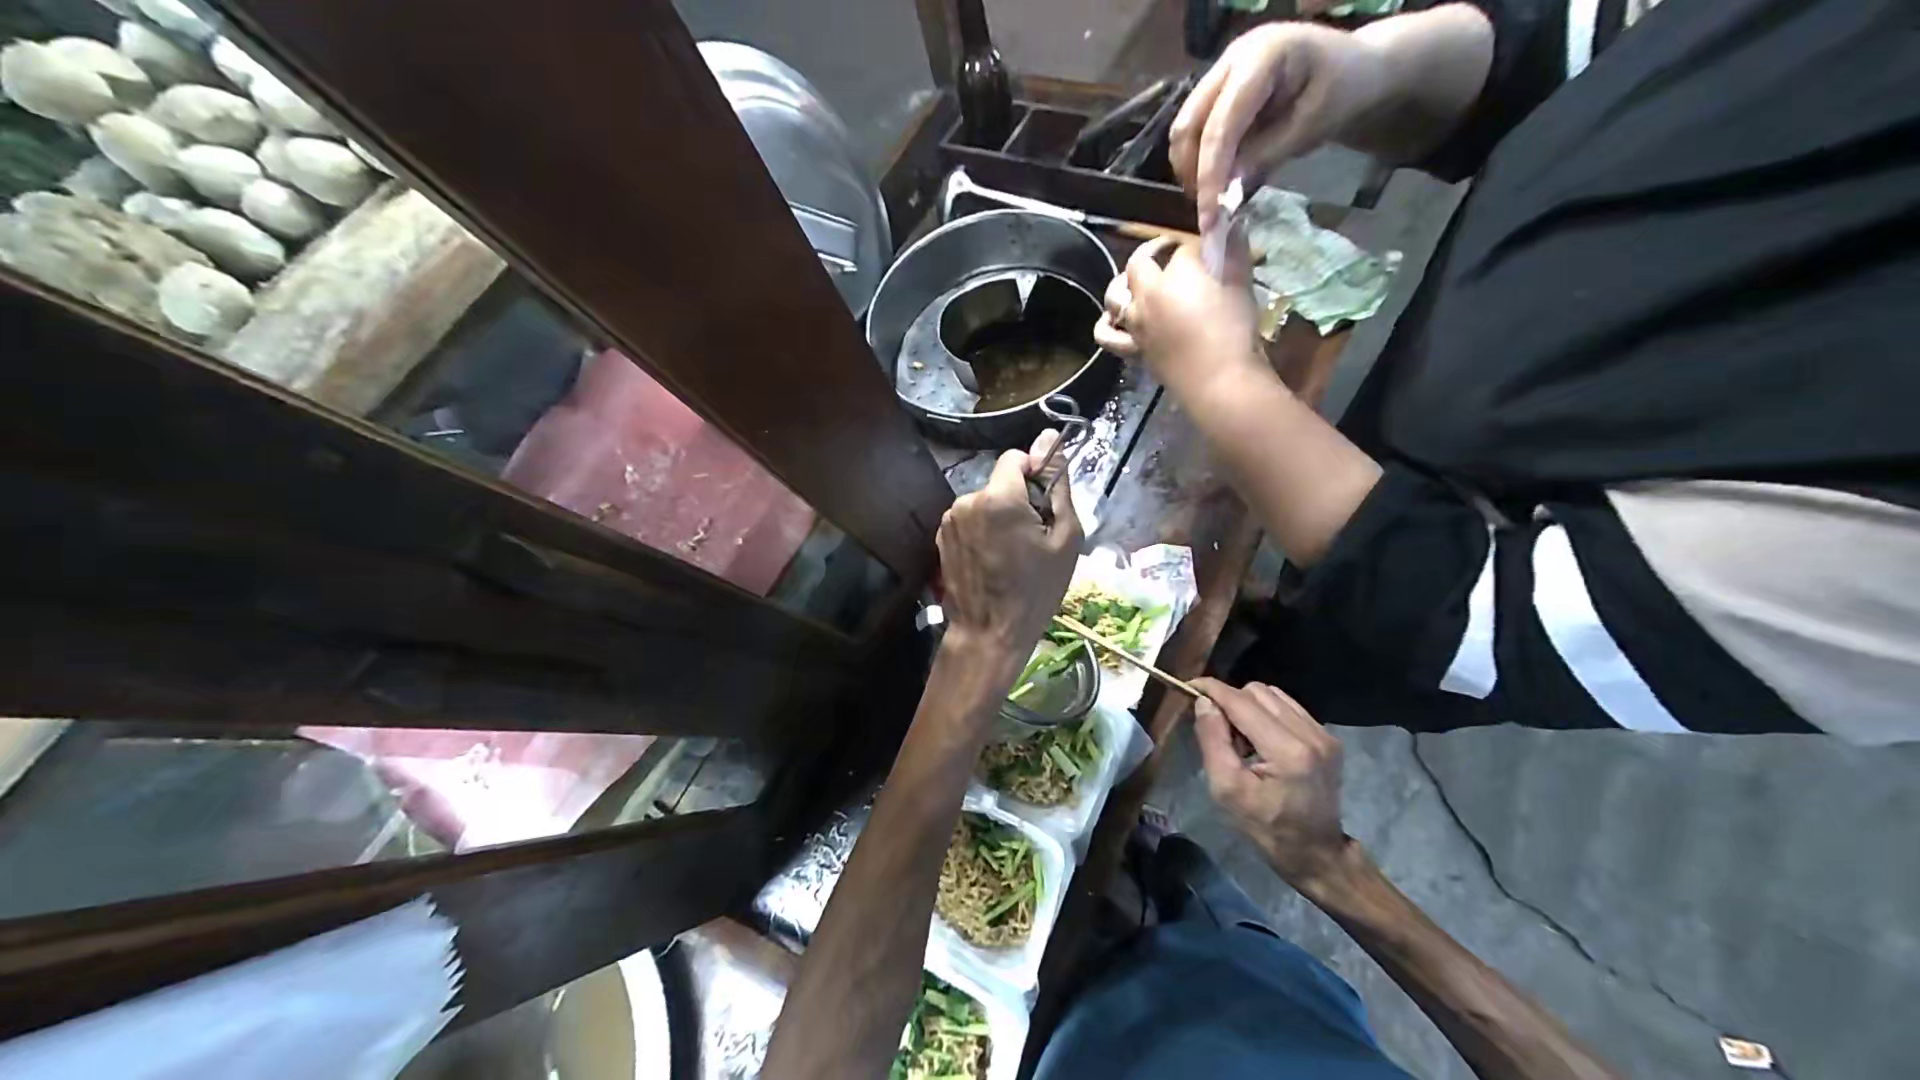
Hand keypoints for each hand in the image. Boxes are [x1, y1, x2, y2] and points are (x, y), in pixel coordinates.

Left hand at [936, 430, 1081, 651]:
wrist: (989, 633)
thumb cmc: (1034, 590)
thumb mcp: (1064, 539)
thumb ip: (1057, 485)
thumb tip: (1050, 438)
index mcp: (998, 498)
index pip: (1015, 458)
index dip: (1034, 474)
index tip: (1044, 505)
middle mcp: (967, 501)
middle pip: (1000, 483)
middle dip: (1018, 501)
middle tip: (1032, 539)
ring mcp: (950, 519)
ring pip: (985, 502)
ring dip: (999, 517)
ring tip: (1012, 554)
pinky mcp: (941, 537)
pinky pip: (970, 520)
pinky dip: (982, 531)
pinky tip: (992, 560)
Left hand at [1093, 236, 1263, 398]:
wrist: (1218, 379)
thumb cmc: (1234, 330)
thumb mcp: (1240, 285)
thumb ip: (1234, 253)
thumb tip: (1232, 226)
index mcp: (1176, 274)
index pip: (1182, 250)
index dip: (1196, 249)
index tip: (1209, 253)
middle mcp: (1148, 295)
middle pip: (1139, 263)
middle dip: (1153, 251)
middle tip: (1170, 252)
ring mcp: (1136, 323)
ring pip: (1115, 295)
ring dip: (1124, 283)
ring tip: (1137, 281)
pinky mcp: (1133, 348)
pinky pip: (1107, 336)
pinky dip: (1106, 325)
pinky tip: (1114, 319)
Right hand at [1169, 23, 1391, 229]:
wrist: (1357, 69)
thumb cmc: (1345, 90)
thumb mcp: (1312, 126)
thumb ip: (1266, 155)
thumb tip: (1225, 192)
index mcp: (1261, 56)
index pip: (1220, 125)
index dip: (1210, 175)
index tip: (1208, 219)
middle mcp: (1231, 60)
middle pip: (1188, 125)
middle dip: (1192, 174)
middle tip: (1208, 212)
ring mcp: (1221, 74)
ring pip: (1184, 131)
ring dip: (1191, 170)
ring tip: (1212, 199)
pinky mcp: (1218, 92)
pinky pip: (1195, 132)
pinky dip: (1199, 162)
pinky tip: (1218, 181)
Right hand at [1190, 677, 1347, 886]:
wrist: (1317, 854)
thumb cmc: (1266, 827)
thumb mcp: (1227, 789)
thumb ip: (1213, 740)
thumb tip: (1204, 702)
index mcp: (1287, 750)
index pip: (1241, 702)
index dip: (1212, 689)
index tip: (1188, 686)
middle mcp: (1310, 734)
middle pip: (1258, 692)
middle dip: (1231, 702)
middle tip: (1219, 731)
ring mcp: (1324, 734)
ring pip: (1274, 695)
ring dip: (1249, 707)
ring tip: (1242, 738)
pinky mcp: (1328, 738)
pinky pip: (1289, 707)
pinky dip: (1267, 714)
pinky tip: (1261, 740)